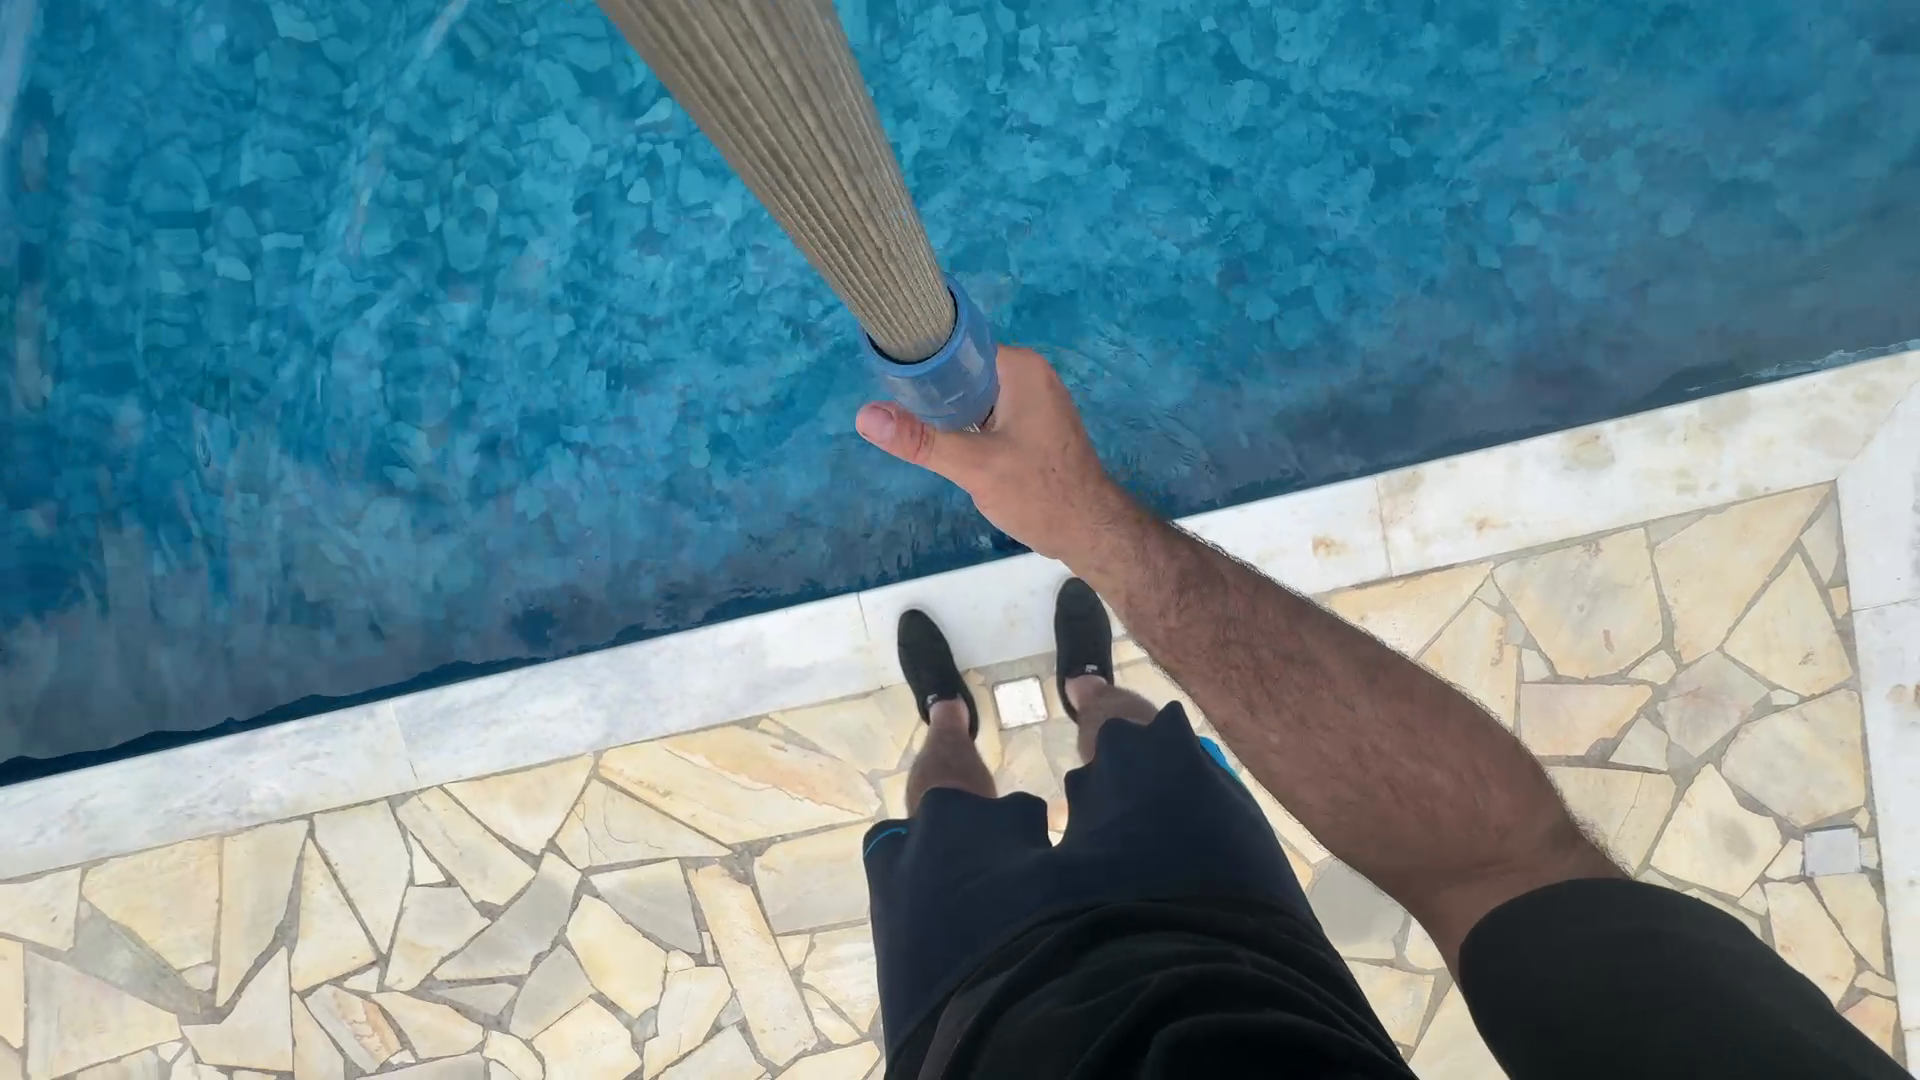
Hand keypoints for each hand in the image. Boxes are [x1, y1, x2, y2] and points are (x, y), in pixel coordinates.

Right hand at [855, 345, 1140, 563]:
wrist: (1088, 531)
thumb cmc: (1038, 493)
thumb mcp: (974, 465)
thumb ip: (921, 440)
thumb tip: (864, 415)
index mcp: (1020, 368)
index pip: (958, 348)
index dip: (922, 362)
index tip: (889, 380)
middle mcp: (1029, 375)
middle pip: (963, 372)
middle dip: (932, 394)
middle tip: (897, 414)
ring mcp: (1034, 402)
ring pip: (974, 397)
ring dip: (948, 414)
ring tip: (914, 431)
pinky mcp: (1033, 427)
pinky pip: (989, 416)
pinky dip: (967, 429)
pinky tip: (949, 448)